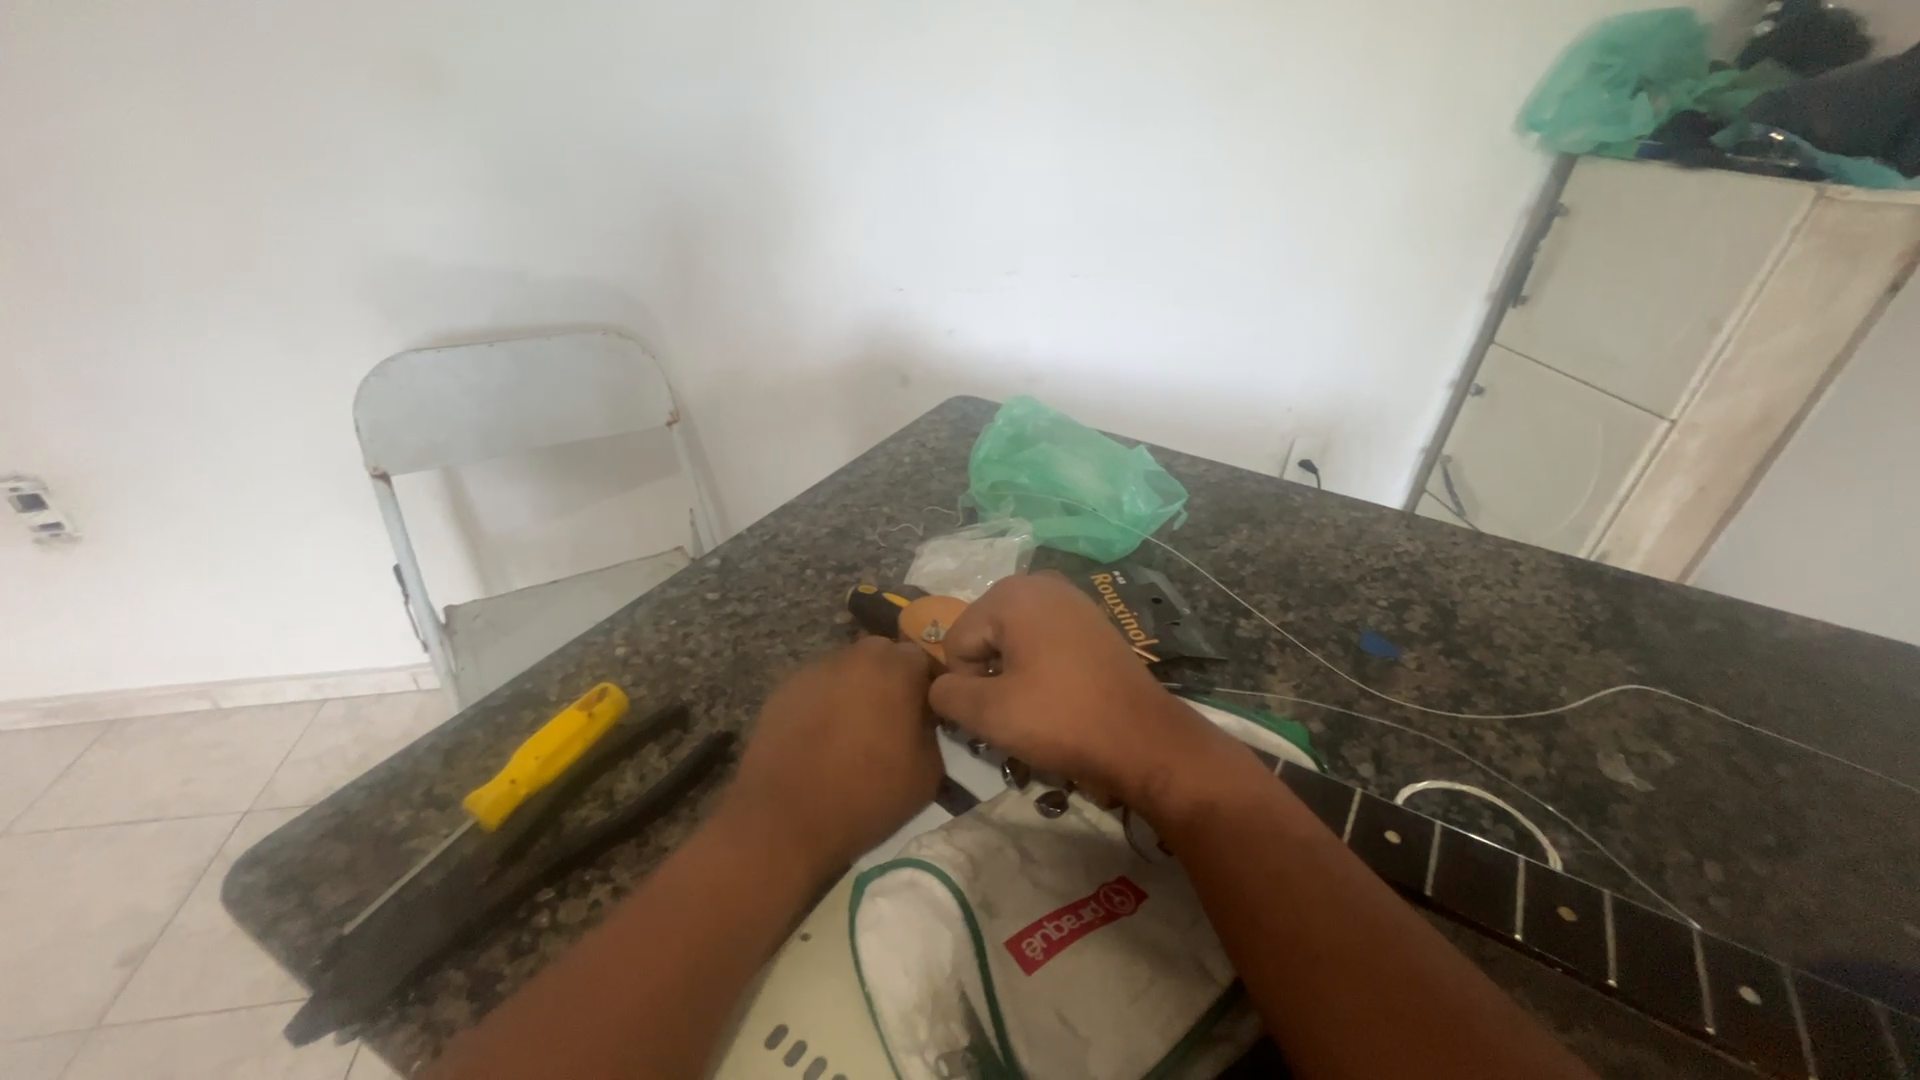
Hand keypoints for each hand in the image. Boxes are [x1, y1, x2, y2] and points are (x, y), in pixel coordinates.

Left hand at [721, 637, 942, 875]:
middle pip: (883, 656)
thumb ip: (932, 730)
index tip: (925, 715)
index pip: (924, 659)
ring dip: (856, 689)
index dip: (927, 687)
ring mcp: (814, 670)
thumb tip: (923, 719)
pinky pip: (817, 687)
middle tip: (891, 720)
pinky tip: (821, 738)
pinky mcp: (783, 689)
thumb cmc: (867, 795)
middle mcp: (855, 657)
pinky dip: (825, 703)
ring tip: (852, 732)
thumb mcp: (928, 771)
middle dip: (891, 680)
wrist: (786, 819)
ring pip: (848, 669)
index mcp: (896, 669)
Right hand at [928, 574, 1240, 815]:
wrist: (1143, 738)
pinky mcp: (1092, 622)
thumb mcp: (989, 713)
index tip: (997, 712)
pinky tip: (1058, 697)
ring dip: (1013, 675)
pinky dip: (1039, 668)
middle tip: (1014, 712)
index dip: (967, 684)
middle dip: (989, 676)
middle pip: (984, 636)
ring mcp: (1071, 599)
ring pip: (1012, 642)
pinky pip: (1043, 641)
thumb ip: (946, 694)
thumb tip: (940, 687)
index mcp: (1012, 593)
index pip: (957, 642)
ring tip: (1036, 708)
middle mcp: (1041, 583)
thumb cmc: (1062, 719)